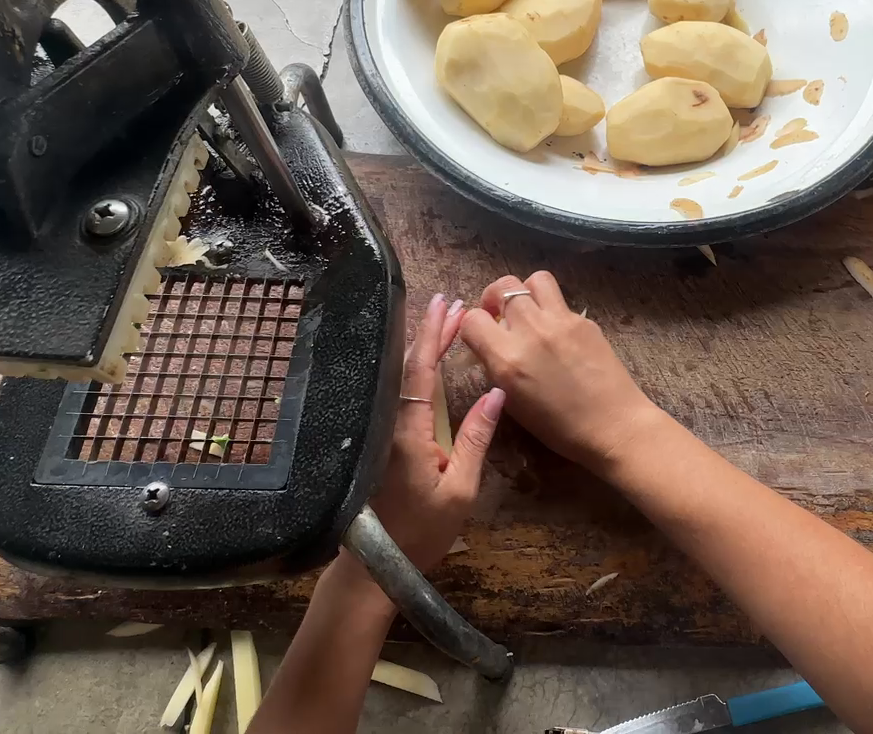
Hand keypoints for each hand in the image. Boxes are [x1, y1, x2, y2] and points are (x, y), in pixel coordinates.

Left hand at [368, 292, 504, 571]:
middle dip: (430, 332)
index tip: (447, 306)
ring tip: (446, 323)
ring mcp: (383, 430)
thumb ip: (476, 439)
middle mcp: (389, 422)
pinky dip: (416, 369)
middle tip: (453, 304)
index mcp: (407, 431)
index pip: (421, 372)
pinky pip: (399, 392)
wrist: (376, 567)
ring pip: (402, 377)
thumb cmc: (423, 531)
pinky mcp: (382, 439)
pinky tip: (428, 362)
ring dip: (424, 348)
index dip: (434, 336)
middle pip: (409, 366)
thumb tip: (497, 394)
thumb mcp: (461, 489)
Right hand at [457, 271, 663, 473]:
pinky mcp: (585, 319)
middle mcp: (532, 331)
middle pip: (503, 286)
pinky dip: (551, 310)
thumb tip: (489, 345)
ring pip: (535, 280)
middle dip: (494, 297)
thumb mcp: (513, 402)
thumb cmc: (559, 428)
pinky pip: (560, 301)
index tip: (479, 335)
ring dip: (526, 292)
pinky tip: (558, 333)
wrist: (613, 425)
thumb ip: (496, 366)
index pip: (473, 320)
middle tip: (500, 315)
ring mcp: (561, 321)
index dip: (471, 326)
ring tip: (528, 311)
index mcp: (508, 359)